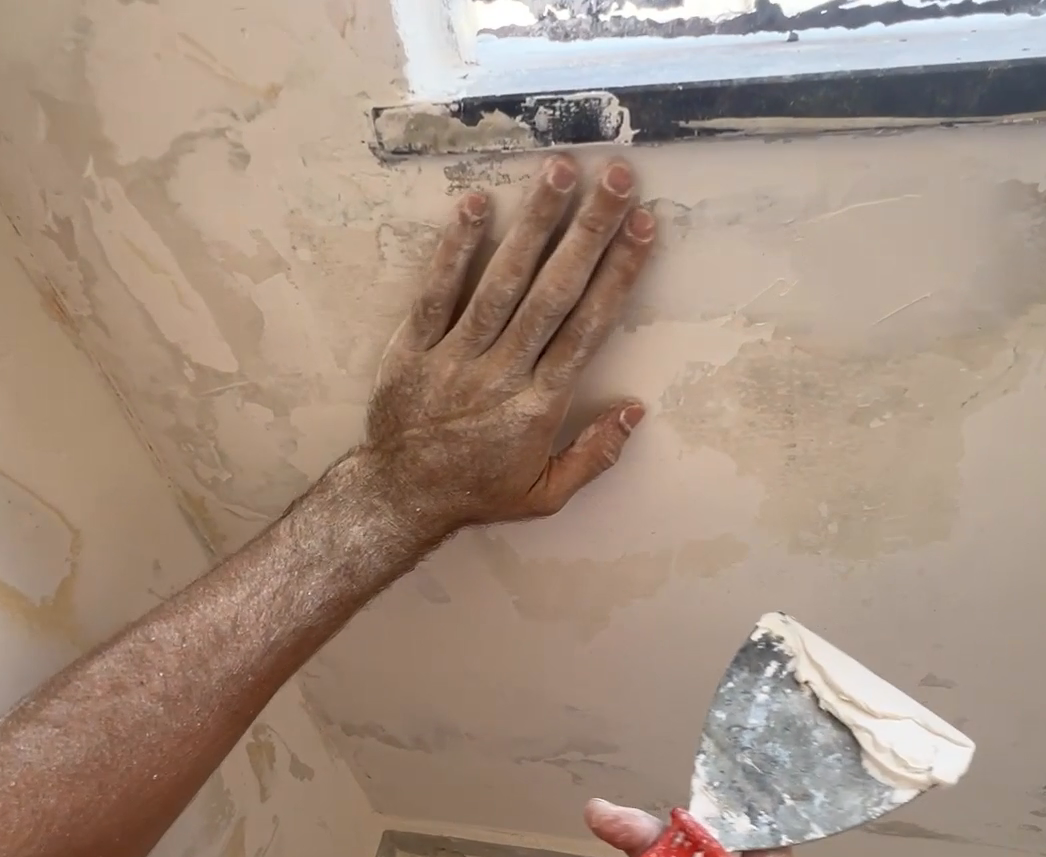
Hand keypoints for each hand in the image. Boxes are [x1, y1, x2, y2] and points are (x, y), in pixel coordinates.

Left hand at [359, 155, 655, 537]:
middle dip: (589, 232)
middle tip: (618, 177)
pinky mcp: (413, 349)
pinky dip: (455, 250)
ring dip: (533, 224)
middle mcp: (503, 373)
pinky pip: (436, 294)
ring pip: (501, 284)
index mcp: (540, 406)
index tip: (644, 227)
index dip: (618, 275)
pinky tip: (477, 203)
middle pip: (552, 294)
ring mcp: (455, 357)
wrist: (401, 497)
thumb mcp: (545, 494)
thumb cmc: (479, 492)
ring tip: (560, 169)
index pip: (587, 329)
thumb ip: (592, 456)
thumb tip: (636, 411)